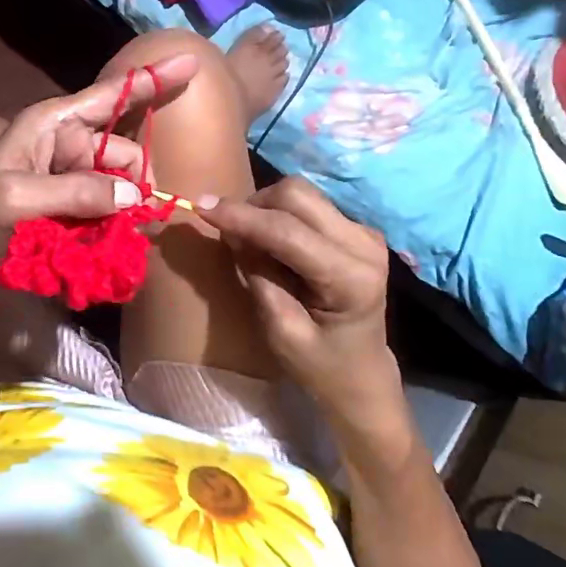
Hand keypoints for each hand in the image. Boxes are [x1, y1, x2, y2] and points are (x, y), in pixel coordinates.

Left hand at [0, 54, 200, 284]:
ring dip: (124, 210)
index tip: (192, 61)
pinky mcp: (72, 205)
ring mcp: (71, 176)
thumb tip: (132, 194)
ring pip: (120, 185)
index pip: (109, 96)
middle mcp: (66, 144)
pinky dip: (114, 224)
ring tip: (113, 237)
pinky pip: (108, 208)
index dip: (151, 81)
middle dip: (134, 182)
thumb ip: (74, 192)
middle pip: (123, 154)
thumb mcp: (15, 198)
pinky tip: (108, 241)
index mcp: (51, 124)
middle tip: (133, 219)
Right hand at [197, 177, 395, 411]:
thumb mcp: (280, 331)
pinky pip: (308, 204)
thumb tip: (232, 230)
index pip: (288, 232)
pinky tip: (272, 242)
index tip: (201, 208)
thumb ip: (257, 276)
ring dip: (265, 208)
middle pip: (297, 195)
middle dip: (254, 206)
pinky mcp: (355, 227)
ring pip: (301, 193)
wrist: (361, 374)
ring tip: (250, 240)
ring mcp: (363, 231)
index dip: (242, 216)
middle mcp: (364, 244)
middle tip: (228, 231)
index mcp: (351, 278)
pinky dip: (279, 214)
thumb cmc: (319, 364)